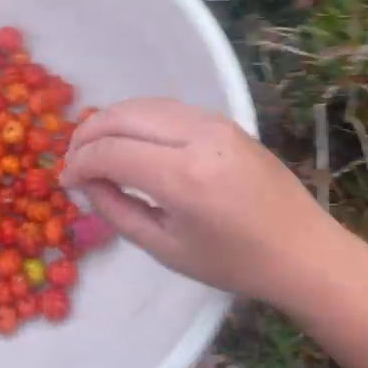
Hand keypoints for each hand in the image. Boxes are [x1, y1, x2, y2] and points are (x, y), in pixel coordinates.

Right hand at [59, 97, 337, 304]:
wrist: (302, 249)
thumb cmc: (235, 262)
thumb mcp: (167, 249)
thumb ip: (118, 211)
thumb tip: (87, 184)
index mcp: (183, 176)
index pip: (111, 153)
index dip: (80, 164)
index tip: (66, 182)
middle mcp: (197, 136)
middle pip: (122, 116)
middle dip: (88, 135)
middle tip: (73, 161)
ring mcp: (213, 122)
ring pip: (142, 105)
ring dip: (111, 121)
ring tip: (94, 148)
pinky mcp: (223, 119)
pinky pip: (166, 108)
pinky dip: (137, 118)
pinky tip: (129, 140)